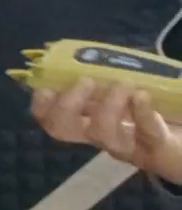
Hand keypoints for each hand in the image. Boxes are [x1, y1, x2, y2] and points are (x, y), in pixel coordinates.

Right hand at [31, 79, 181, 183]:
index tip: (46, 87)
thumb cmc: (167, 114)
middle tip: (85, 81)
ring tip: (124, 84)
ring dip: (106, 108)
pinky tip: (143, 96)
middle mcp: (100, 136)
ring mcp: (127, 145)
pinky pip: (144, 131)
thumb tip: (95, 60)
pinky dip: (141, 113)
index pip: (51, 119)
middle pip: (64, 130)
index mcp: (90, 124)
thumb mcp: (136, 96)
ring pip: (101, 133)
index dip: (41, 106)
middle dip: (66, 107)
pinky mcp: (156, 149)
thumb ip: (115, 85)